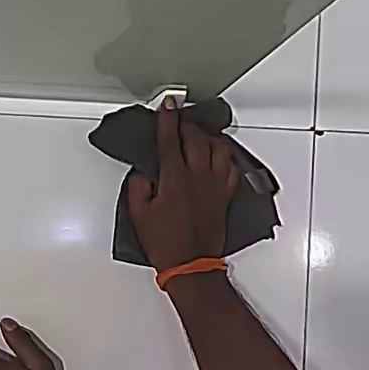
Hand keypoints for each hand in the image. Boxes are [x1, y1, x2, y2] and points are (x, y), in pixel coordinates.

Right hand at [127, 97, 239, 270]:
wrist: (190, 264)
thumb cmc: (165, 242)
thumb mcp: (138, 214)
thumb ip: (139, 187)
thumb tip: (143, 173)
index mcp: (174, 179)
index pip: (169, 140)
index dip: (167, 119)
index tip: (167, 105)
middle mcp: (198, 177)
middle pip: (196, 138)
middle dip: (186, 124)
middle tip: (178, 119)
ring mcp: (215, 185)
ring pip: (218, 148)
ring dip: (207, 136)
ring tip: (198, 134)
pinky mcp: (224, 195)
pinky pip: (230, 166)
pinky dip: (224, 155)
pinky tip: (218, 153)